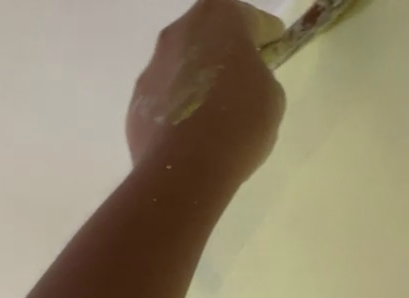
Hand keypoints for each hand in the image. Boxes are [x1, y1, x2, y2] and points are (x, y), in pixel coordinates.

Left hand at [126, 0, 287, 186]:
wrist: (185, 170)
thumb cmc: (238, 124)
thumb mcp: (271, 98)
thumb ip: (260, 79)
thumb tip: (243, 85)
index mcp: (220, 16)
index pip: (250, 20)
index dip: (264, 37)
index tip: (271, 50)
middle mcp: (180, 30)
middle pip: (209, 38)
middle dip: (224, 56)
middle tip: (239, 84)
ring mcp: (153, 66)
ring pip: (182, 68)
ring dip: (196, 84)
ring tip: (210, 119)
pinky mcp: (136, 103)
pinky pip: (165, 101)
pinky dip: (177, 112)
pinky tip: (189, 138)